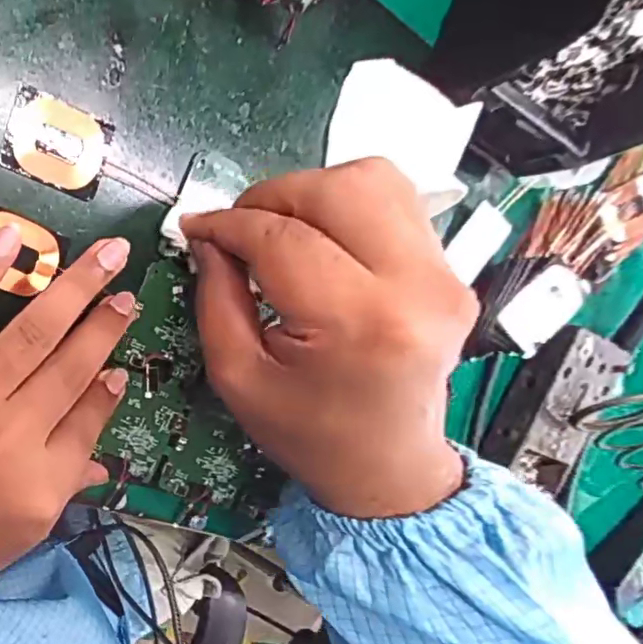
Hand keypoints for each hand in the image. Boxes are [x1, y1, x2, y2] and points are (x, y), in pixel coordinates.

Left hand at [0, 227, 139, 620]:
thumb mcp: (9, 541)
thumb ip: (57, 493)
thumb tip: (98, 459)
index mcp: (41, 483)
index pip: (89, 420)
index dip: (108, 387)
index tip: (121, 365)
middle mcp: (14, 435)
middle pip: (72, 368)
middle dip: (106, 325)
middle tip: (129, 290)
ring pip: (33, 334)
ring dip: (73, 288)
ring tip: (106, 256)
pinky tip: (10, 240)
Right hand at [180, 157, 474, 518]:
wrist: (384, 463)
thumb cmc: (302, 430)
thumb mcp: (234, 373)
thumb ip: (216, 298)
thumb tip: (209, 240)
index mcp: (357, 323)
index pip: (284, 238)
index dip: (227, 224)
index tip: (193, 228)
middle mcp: (416, 287)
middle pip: (342, 188)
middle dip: (271, 197)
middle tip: (235, 229)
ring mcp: (444, 274)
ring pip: (376, 181)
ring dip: (309, 194)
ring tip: (272, 231)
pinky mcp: (449, 270)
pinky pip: (392, 205)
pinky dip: (339, 209)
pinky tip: (309, 243)